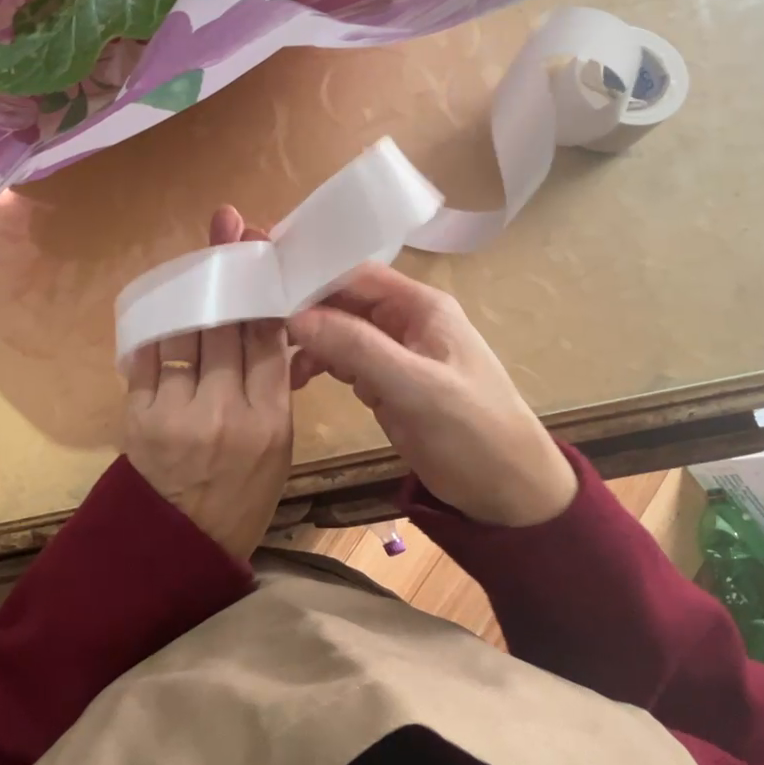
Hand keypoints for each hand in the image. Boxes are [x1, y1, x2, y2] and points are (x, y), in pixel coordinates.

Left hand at [123, 207, 291, 560]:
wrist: (183, 541)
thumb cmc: (242, 496)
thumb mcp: (278, 447)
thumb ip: (272, 389)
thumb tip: (265, 332)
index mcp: (270, 420)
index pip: (266, 340)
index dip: (259, 291)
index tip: (255, 251)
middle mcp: (225, 410)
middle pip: (225, 325)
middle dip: (223, 270)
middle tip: (223, 223)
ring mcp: (177, 412)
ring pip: (184, 332)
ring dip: (186, 289)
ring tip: (192, 255)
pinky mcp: (139, 416)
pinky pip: (146, 356)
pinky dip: (152, 325)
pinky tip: (158, 299)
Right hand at [287, 264, 576, 527]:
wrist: (508, 491)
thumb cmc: (472, 432)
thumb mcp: (414, 387)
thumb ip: (356, 348)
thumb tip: (293, 316)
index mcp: (420, 307)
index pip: (355, 274)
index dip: (310, 275)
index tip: (262, 285)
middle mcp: (405, 321)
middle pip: (343, 299)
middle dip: (301, 309)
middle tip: (254, 323)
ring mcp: (395, 353)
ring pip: (338, 331)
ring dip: (307, 341)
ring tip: (275, 361)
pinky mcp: (386, 384)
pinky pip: (344, 361)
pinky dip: (319, 366)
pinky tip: (298, 381)